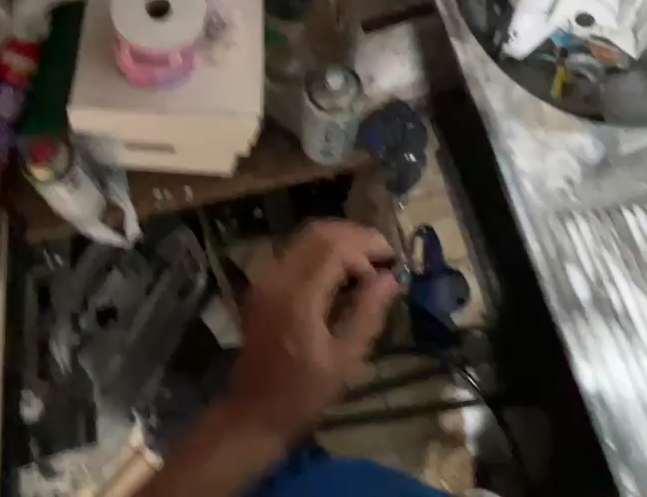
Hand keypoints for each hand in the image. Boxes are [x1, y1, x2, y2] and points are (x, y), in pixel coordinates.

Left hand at [224, 220, 401, 441]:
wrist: (253, 412)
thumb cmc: (303, 394)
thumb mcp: (344, 360)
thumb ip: (367, 314)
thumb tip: (390, 278)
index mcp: (297, 295)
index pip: (334, 246)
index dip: (366, 246)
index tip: (392, 263)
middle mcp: (277, 275)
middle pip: (318, 233)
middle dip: (355, 237)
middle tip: (384, 256)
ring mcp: (266, 277)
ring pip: (306, 237)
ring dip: (339, 241)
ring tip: (369, 261)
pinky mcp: (263, 283)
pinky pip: (296, 250)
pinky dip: (322, 250)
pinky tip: (342, 270)